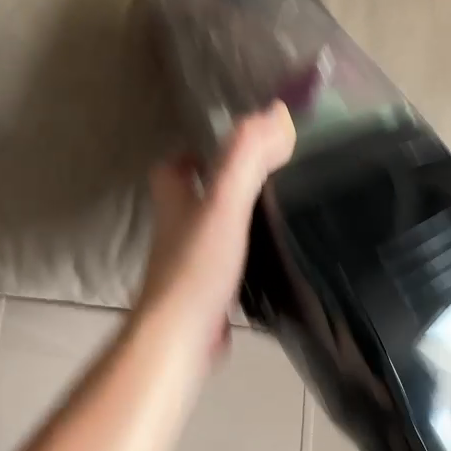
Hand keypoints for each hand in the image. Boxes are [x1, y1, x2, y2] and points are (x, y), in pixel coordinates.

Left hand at [134, 103, 295, 360]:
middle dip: (221, 189)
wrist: (180, 338)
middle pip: (192, 202)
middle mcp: (175, 235)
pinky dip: (244, 265)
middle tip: (267, 180)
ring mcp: (187, 270)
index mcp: (175, 205)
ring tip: (278, 217)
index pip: (172, 168)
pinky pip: (224, 273)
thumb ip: (247, 159)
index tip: (230, 147)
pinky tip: (273, 266)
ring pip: (208, 237)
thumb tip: (275, 112)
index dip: (193, 153)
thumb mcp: (225, 204)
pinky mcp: (204, 301)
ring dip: (235, 227)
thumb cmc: (197, 268)